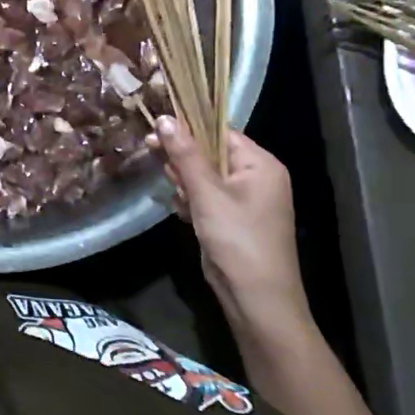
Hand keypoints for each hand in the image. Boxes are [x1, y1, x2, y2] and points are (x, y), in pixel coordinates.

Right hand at [148, 117, 311, 334]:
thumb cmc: (236, 238)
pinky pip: (205, 194)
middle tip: (154, 159)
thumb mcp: (206, 193)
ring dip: (183, 180)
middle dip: (181, 157)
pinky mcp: (231, 216)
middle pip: (210, 151)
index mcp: (260, 164)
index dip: (187, 128)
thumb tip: (165, 119)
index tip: (154, 130)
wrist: (256, 296)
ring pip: (203, 174)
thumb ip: (184, 155)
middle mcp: (256, 176)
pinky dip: (190, 198)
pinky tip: (181, 210)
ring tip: (177, 196)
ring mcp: (244, 198)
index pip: (220, 131)